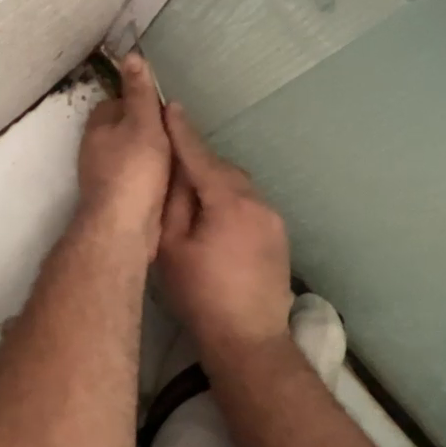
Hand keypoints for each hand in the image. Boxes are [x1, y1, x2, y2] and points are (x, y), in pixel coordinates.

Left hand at [75, 54, 170, 260]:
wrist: (123, 228)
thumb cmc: (134, 170)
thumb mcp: (142, 124)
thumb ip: (140, 92)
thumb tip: (131, 55)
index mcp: (98, 125)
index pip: (119, 101)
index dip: (142, 100)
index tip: (165, 107)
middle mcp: (95, 148)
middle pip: (127, 129)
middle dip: (150, 129)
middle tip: (178, 133)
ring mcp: (104, 174)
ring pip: (133, 154)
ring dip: (154, 154)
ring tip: (181, 156)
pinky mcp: (117, 197)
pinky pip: (138, 178)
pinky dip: (154, 176)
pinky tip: (172, 181)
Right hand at [157, 104, 292, 362]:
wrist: (249, 341)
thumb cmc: (201, 294)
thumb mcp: (170, 246)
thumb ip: (172, 201)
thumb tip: (174, 170)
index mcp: (228, 200)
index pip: (199, 154)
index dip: (180, 130)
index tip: (167, 105)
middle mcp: (257, 200)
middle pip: (220, 168)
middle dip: (195, 159)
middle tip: (168, 155)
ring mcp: (273, 218)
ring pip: (236, 185)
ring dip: (212, 181)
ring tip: (186, 189)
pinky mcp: (278, 235)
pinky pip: (247, 203)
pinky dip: (227, 199)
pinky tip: (211, 214)